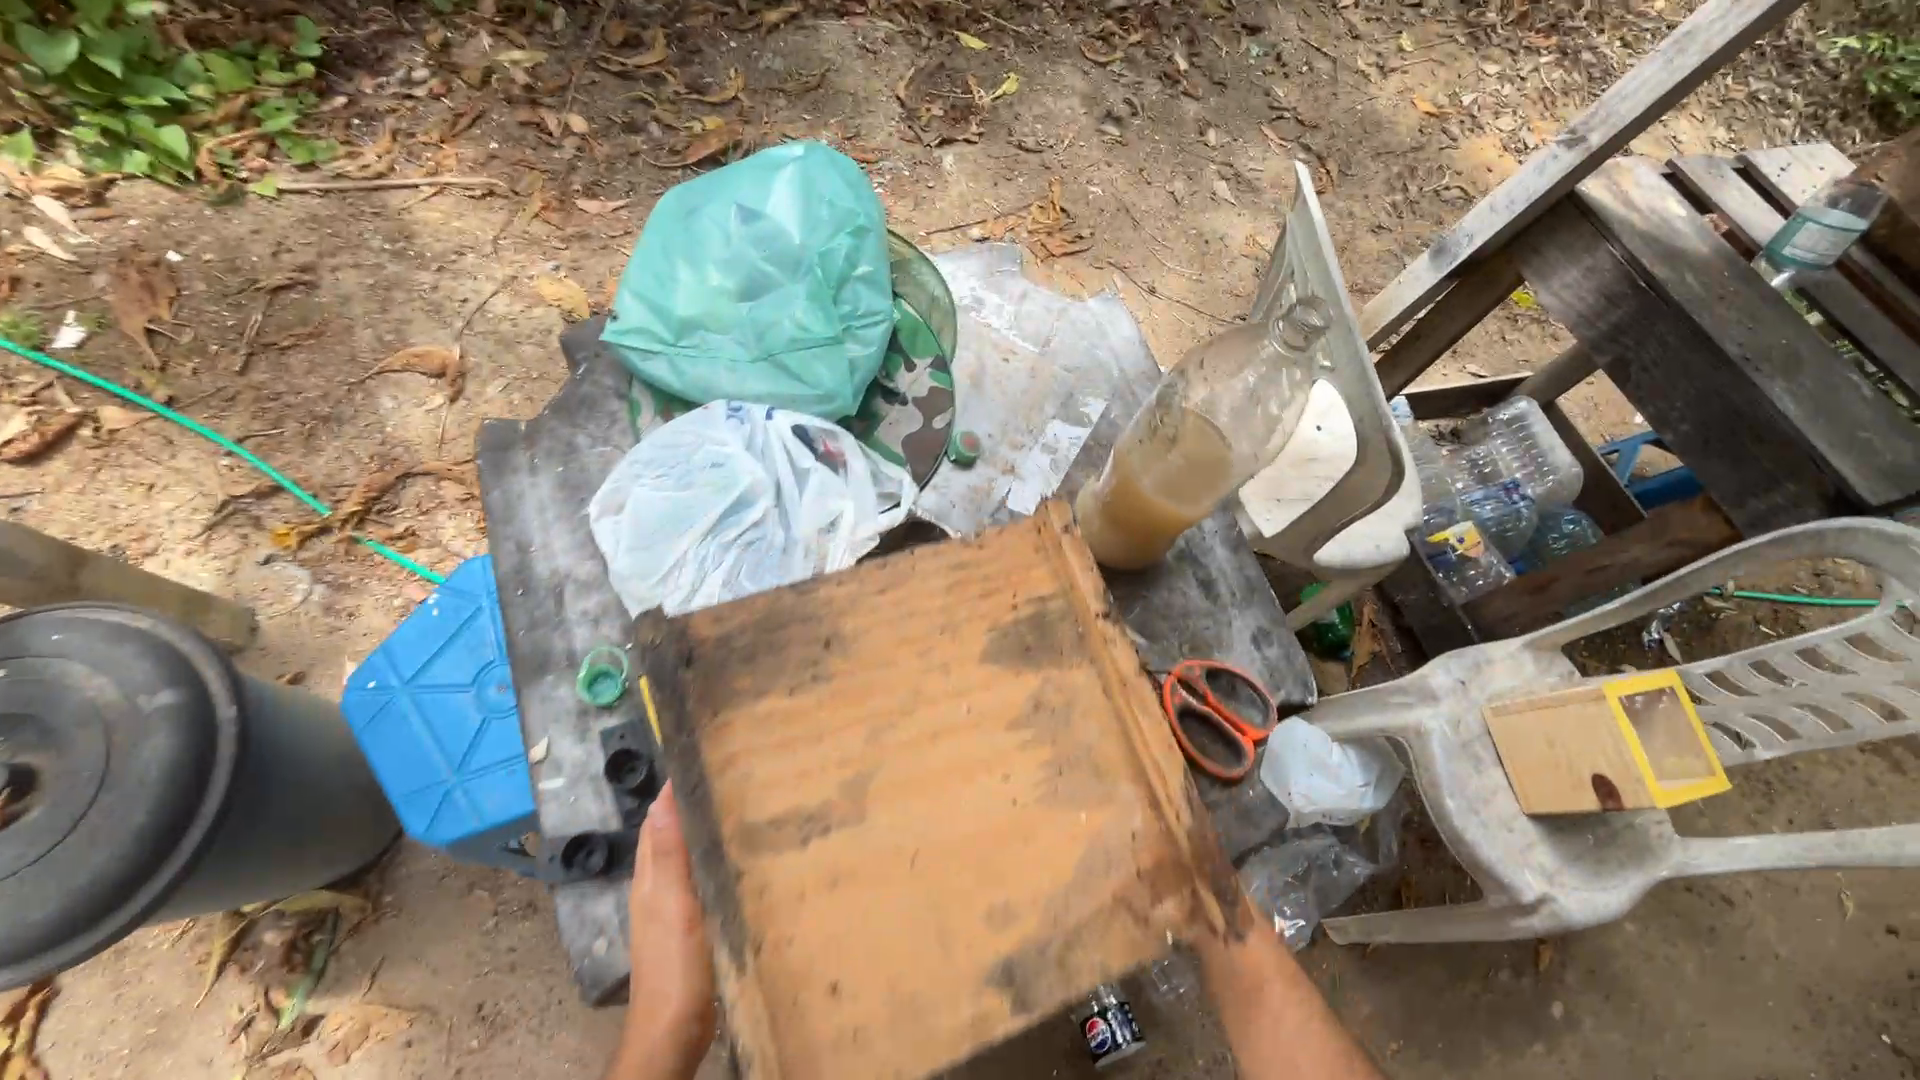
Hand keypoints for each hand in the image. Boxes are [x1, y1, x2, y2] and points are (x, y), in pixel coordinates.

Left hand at [609, 782, 715, 1079]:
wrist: (672, 1030)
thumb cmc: (674, 964)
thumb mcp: (675, 904)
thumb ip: (670, 854)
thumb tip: (663, 797)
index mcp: (650, 878)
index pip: (657, 820)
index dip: (673, 791)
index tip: (704, 757)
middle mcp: (655, 888)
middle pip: (669, 836)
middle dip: (689, 806)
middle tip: (729, 775)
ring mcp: (670, 911)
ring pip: (684, 858)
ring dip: (702, 833)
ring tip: (738, 808)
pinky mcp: (688, 929)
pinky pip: (699, 882)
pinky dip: (712, 862)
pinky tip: (735, 861)